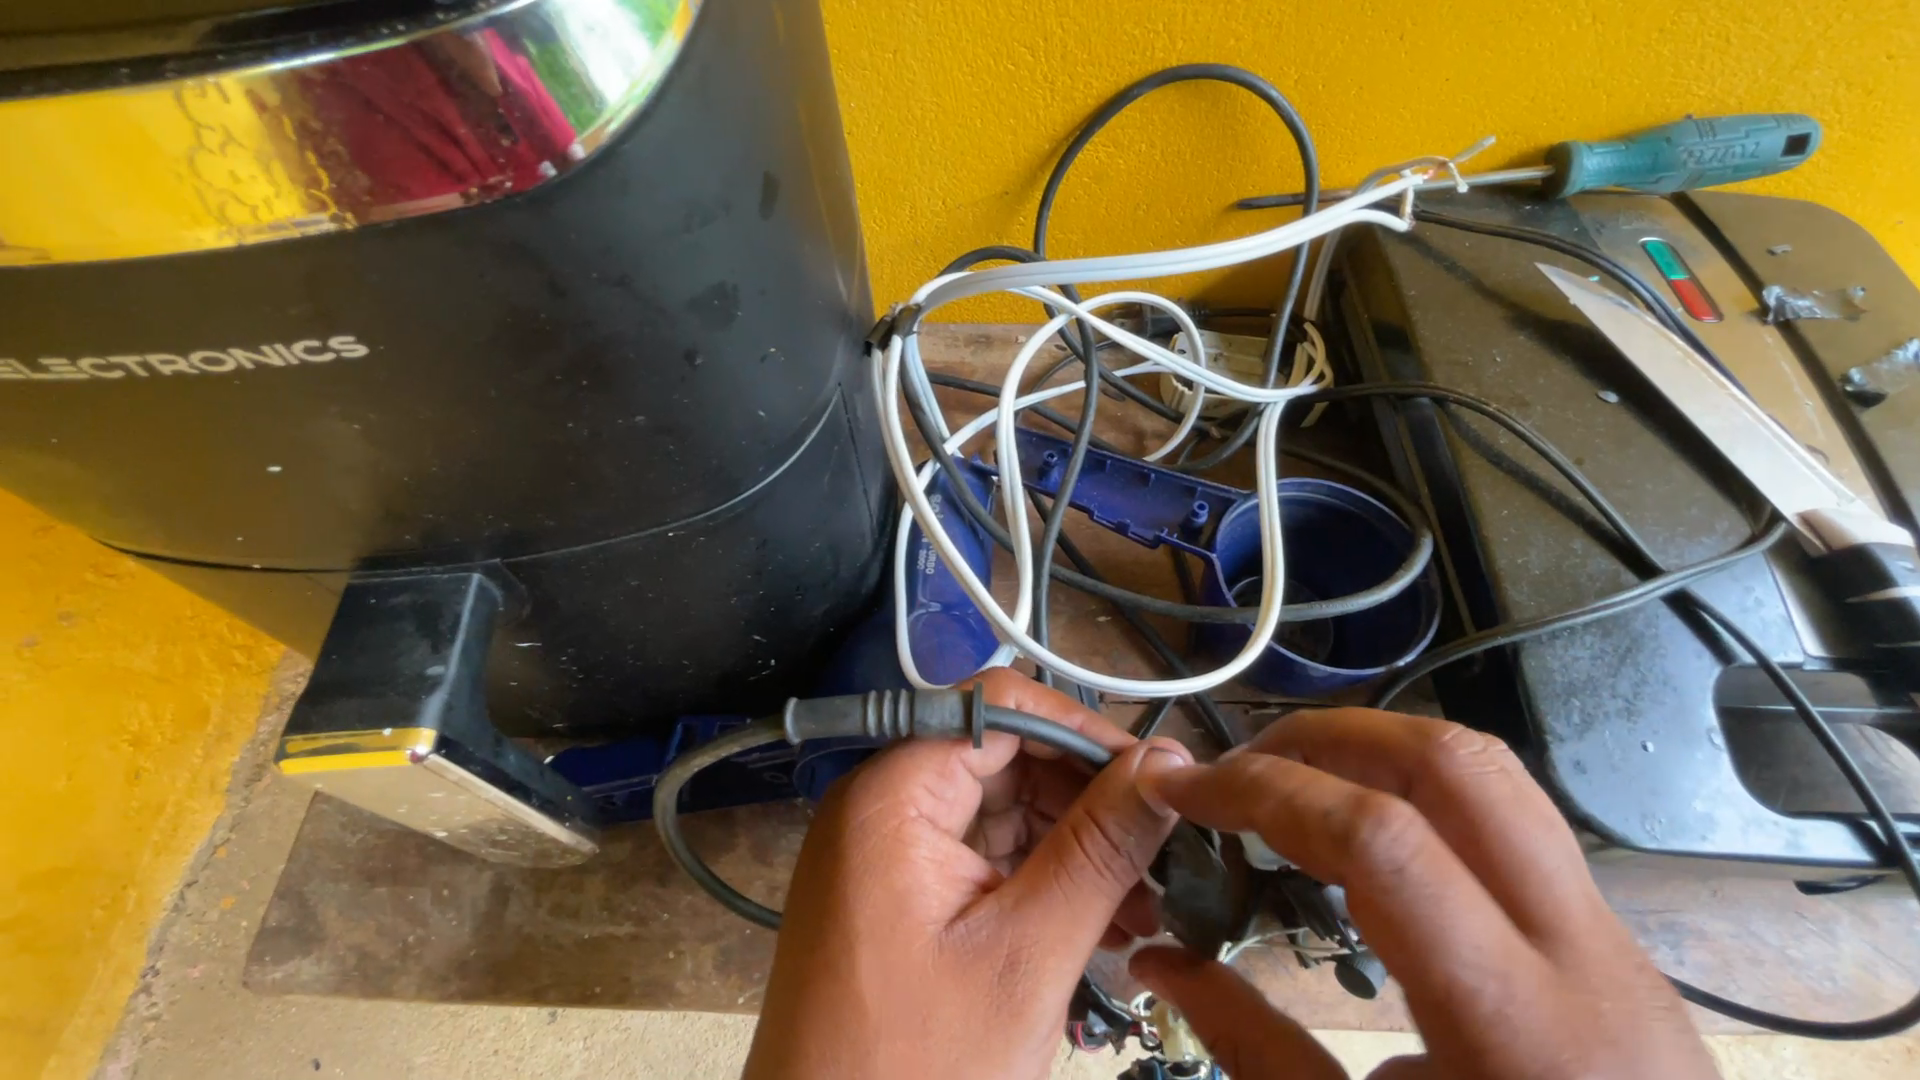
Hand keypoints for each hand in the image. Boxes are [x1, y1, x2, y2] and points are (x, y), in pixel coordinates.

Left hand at [744, 669, 1192, 1078]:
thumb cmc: (919, 1067)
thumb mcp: (1026, 954)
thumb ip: (1098, 848)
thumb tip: (1166, 765)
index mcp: (892, 793)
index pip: (998, 707)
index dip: (1081, 730)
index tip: (1154, 775)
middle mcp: (881, 801)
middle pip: (1002, 756)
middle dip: (1085, 799)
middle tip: (1161, 849)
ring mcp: (887, 846)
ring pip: (998, 808)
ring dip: (1072, 845)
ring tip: (1144, 900)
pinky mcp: (899, 888)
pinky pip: (980, 854)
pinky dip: (1038, 878)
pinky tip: (1100, 919)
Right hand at [1130, 708, 1717, 1078]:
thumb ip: (1255, 1047)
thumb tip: (1158, 960)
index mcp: (1518, 1024)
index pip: (1380, 839)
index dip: (1263, 793)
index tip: (1182, 790)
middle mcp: (1582, 950)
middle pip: (1450, 765)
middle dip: (1323, 738)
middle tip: (1240, 766)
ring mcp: (1606, 930)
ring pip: (1487, 772)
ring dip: (1369, 749)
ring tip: (1288, 779)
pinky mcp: (1604, 932)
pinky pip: (1499, 814)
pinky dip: (1408, 787)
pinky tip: (1353, 830)